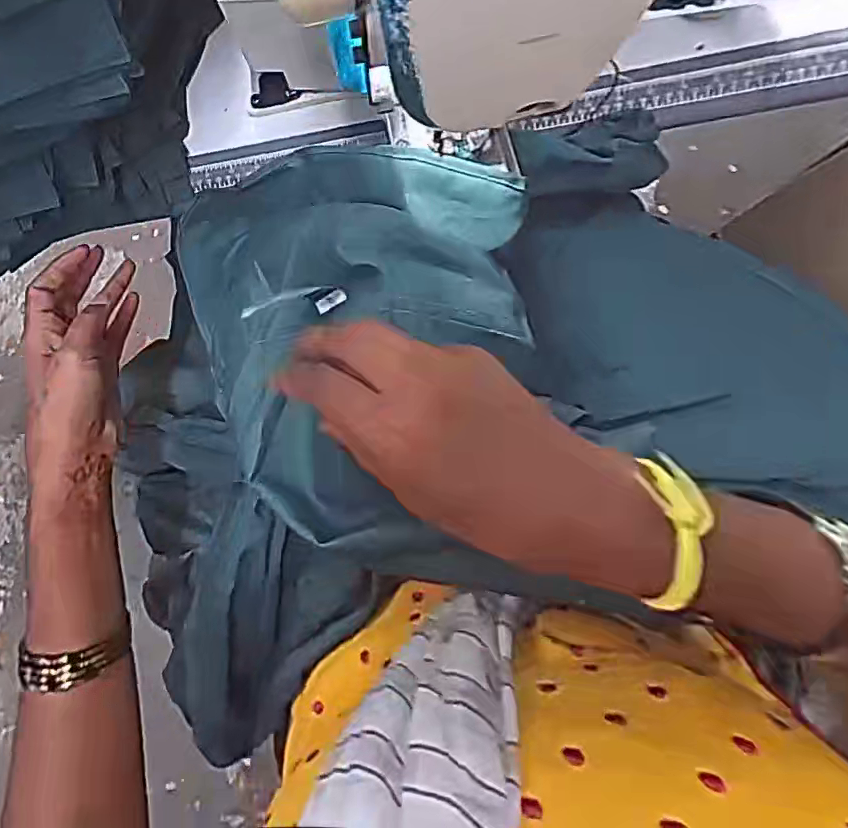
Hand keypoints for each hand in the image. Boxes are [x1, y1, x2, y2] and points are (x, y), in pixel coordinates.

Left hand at [22, 244, 139, 522]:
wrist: (78, 452)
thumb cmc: (63, 413)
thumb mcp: (74, 355)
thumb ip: (89, 322)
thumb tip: (103, 299)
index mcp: (42, 336)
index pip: (48, 290)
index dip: (65, 268)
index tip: (86, 252)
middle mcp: (59, 343)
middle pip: (71, 298)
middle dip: (85, 274)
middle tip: (102, 255)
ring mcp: (82, 357)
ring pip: (96, 314)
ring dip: (109, 292)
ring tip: (124, 271)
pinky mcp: (103, 371)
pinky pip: (113, 335)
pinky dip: (122, 317)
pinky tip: (131, 304)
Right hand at [275, 321, 670, 592]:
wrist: (566, 494)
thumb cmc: (483, 515)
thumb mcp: (410, 492)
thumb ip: (362, 447)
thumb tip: (329, 415)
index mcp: (393, 427)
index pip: (325, 384)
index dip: (296, 377)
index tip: (280, 378)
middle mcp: (414, 381)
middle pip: (350, 336)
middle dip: (318, 340)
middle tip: (302, 353)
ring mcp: (446, 360)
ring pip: (382, 332)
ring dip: (352, 341)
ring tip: (340, 359)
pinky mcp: (471, 354)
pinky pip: (416, 347)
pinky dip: (393, 355)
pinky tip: (396, 377)